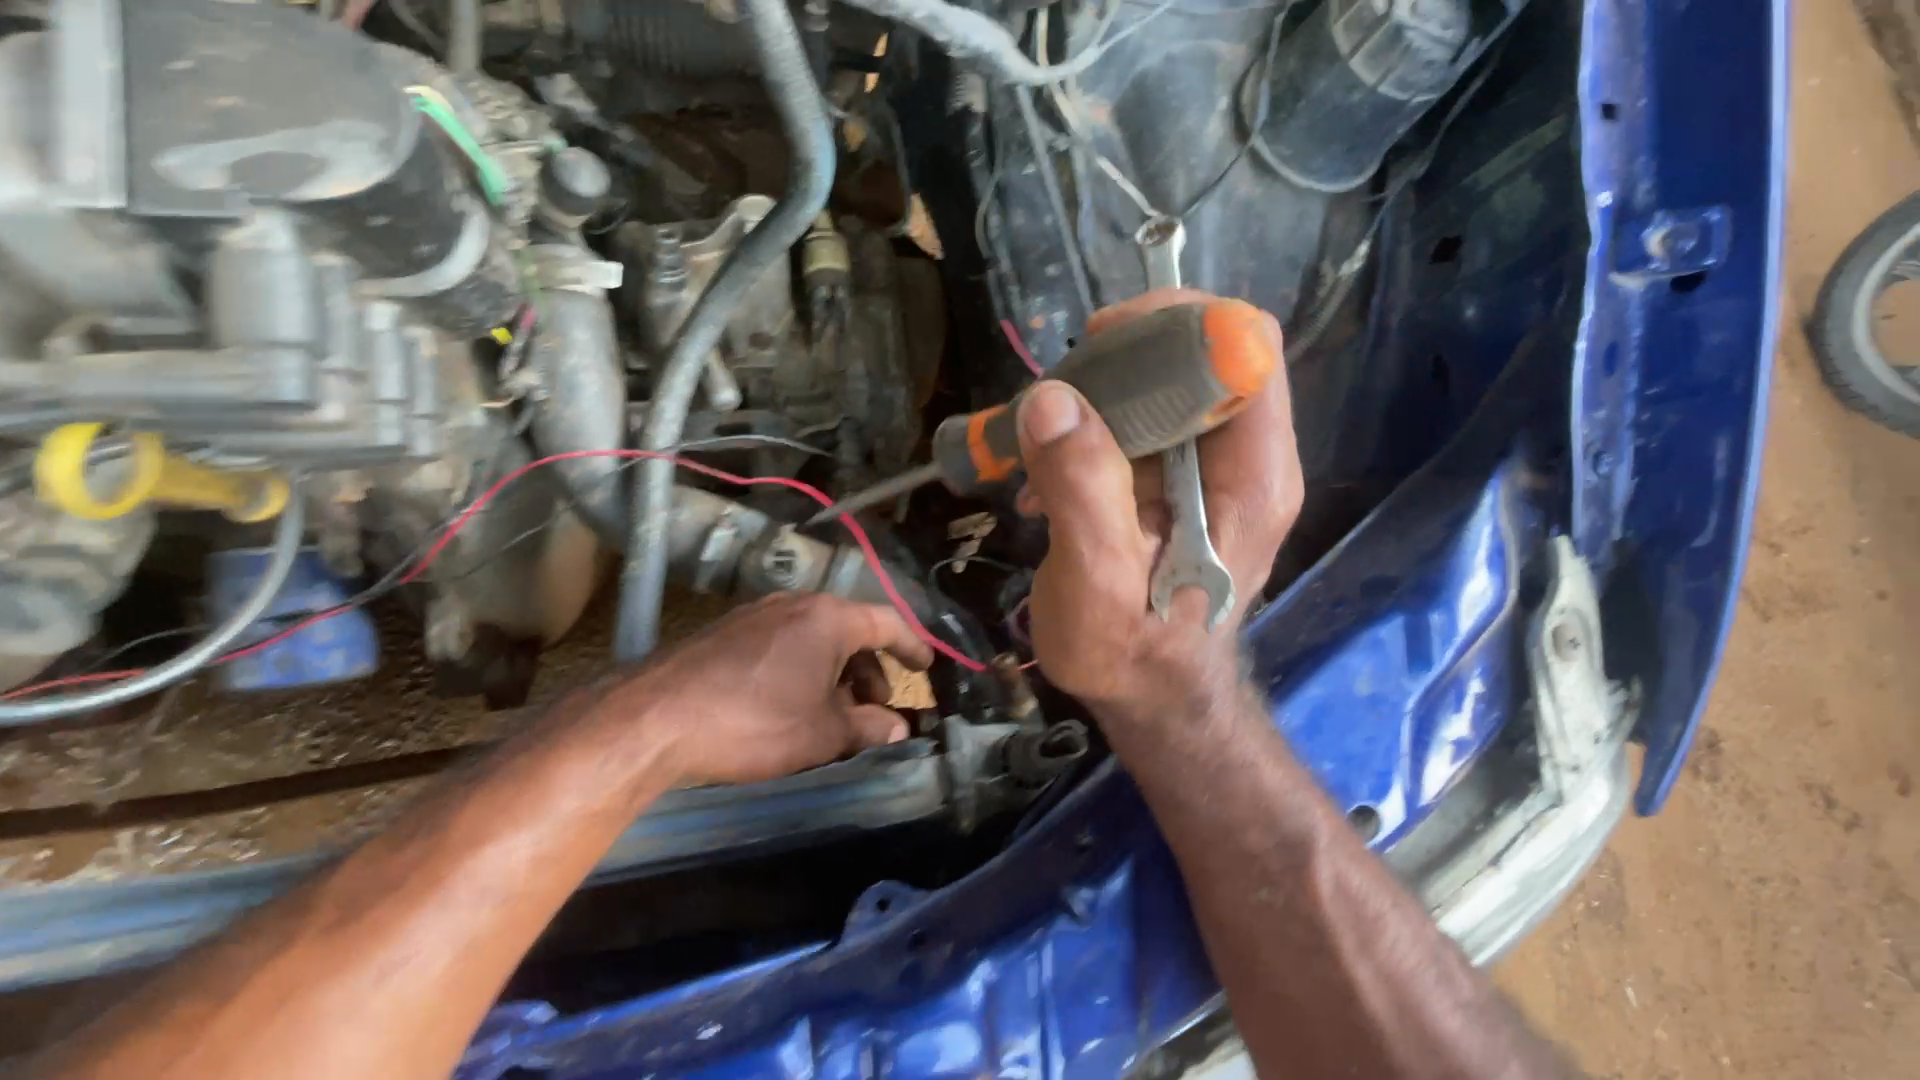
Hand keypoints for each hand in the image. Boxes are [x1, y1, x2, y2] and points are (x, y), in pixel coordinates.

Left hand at [596, 592, 933, 786]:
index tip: (927, 668)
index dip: (913, 646)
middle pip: (850, 631)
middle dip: (870, 670)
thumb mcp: (822, 733)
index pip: (887, 623)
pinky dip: (802, 668)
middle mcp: (795, 604)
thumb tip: (900, 728)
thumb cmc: (755, 722)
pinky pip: (783, 643)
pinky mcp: (727, 631)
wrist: (658, 717)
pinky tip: (792, 704)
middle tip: (876, 709)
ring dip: (835, 672)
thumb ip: (869, 727)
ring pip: (814, 638)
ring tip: (834, 714)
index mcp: (829, 618)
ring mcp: (757, 614)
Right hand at [1015, 288, 1303, 731]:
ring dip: (1095, 399)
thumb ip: (1082, 489)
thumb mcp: (1096, 581)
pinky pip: (1141, 422)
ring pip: (1164, 385)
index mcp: (1252, 475)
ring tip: (1041, 449)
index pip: (1246, 346)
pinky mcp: (1183, 482)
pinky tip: (1049, 475)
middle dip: (1120, 362)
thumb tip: (1049, 398)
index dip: (1175, 325)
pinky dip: (1090, 429)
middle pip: (1202, 355)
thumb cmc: (1129, 652)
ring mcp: (1216, 469)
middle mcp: (1246, 459)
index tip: (1098, 349)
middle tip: (1054, 402)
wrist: (1148, 697)